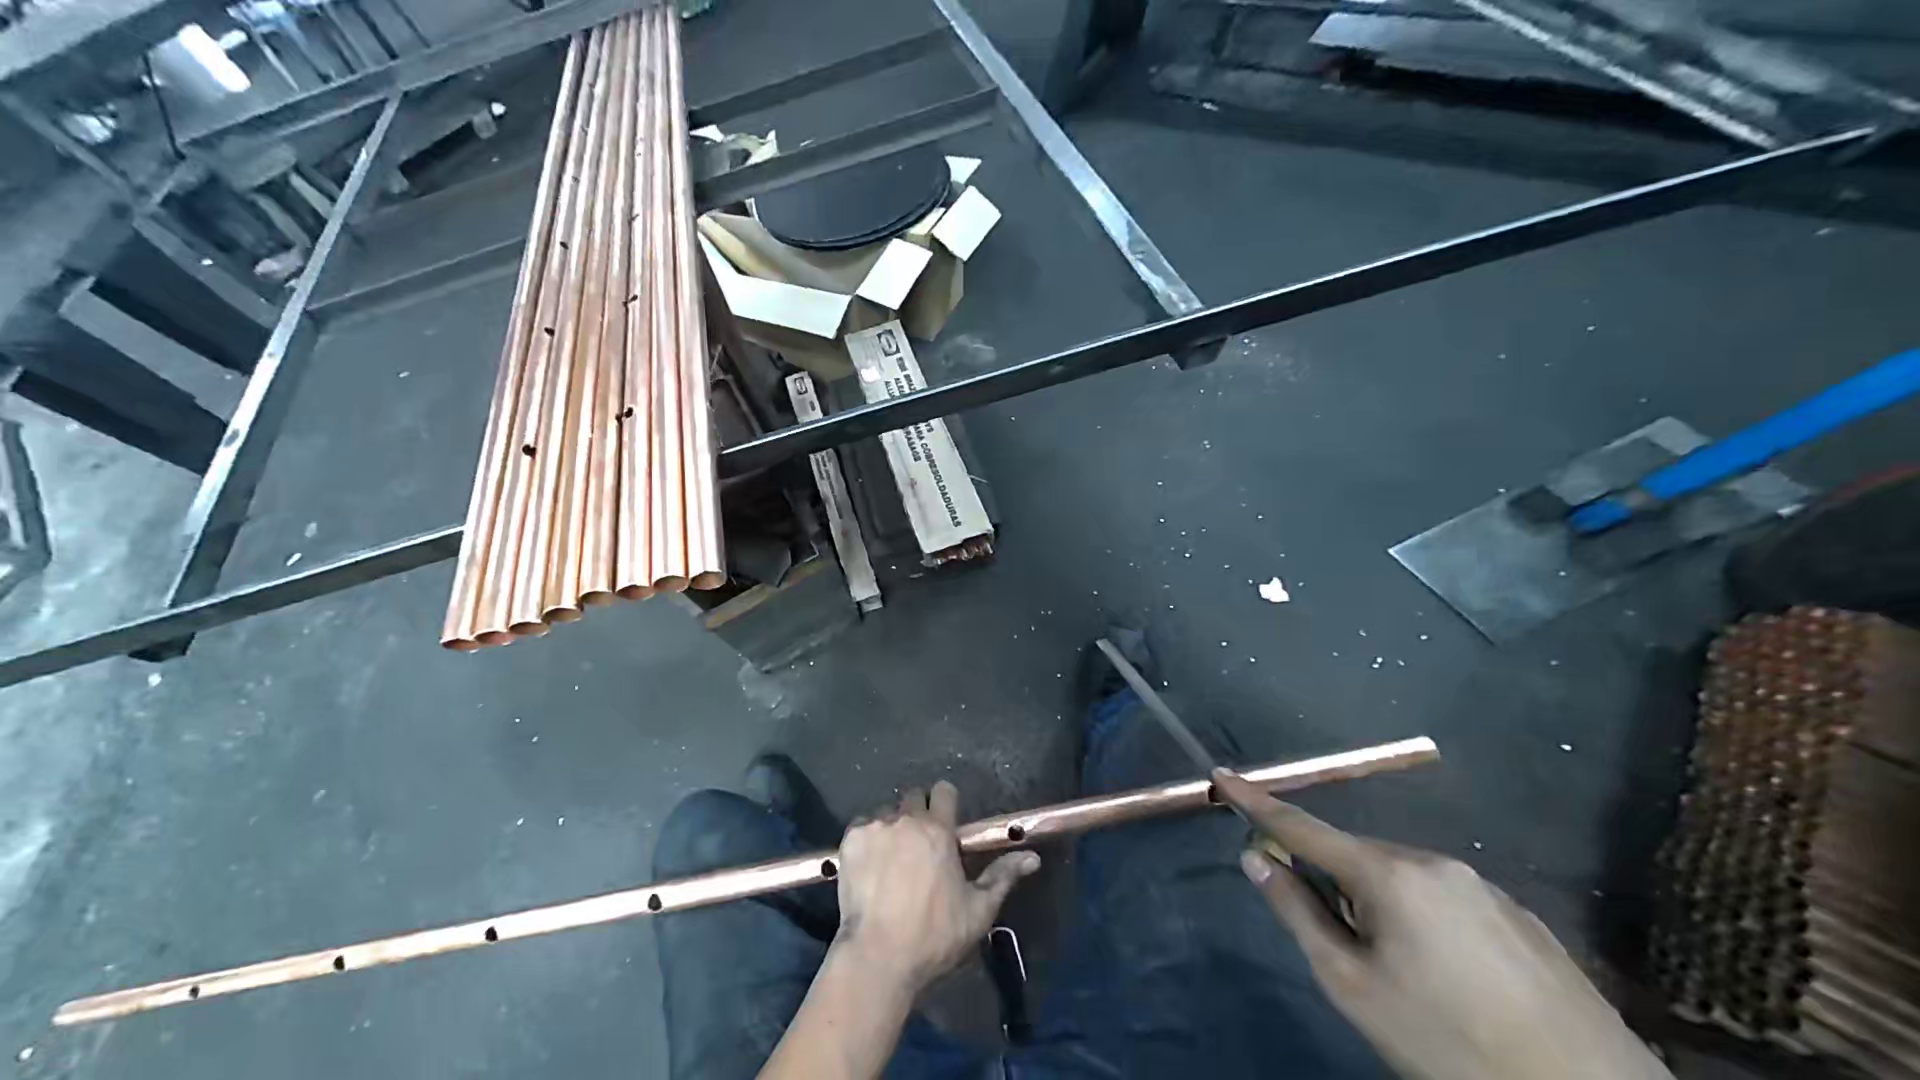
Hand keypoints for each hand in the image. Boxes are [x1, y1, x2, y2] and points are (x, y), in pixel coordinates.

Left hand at [833, 781, 1039, 995]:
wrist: (878, 956)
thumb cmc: (934, 935)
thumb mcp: (978, 909)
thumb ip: (1003, 876)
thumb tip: (1033, 857)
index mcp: (939, 830)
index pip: (944, 790)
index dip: (946, 803)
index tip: (946, 824)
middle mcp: (906, 820)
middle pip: (913, 796)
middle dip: (918, 813)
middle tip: (919, 845)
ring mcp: (875, 828)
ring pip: (886, 812)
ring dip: (892, 827)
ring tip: (892, 859)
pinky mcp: (849, 841)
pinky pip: (861, 825)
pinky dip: (867, 839)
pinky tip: (870, 865)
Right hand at [1212, 770, 1669, 1079]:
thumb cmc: (1447, 1041)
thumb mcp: (1352, 985)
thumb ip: (1298, 912)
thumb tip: (1256, 856)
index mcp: (1389, 874)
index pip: (1303, 827)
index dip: (1256, 802)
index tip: (1221, 776)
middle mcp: (1435, 862)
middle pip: (1357, 858)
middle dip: (1336, 886)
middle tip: (1349, 953)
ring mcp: (1484, 886)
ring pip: (1403, 879)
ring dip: (1383, 907)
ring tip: (1409, 978)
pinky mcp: (1521, 916)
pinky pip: (1447, 899)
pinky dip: (1426, 920)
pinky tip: (1454, 979)